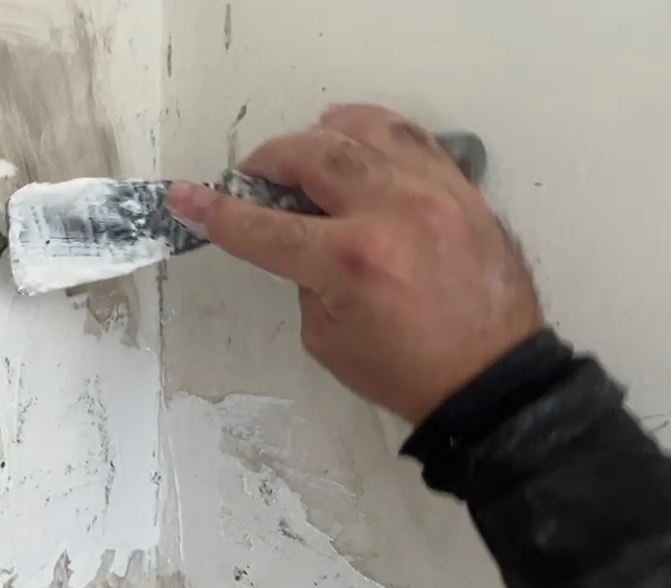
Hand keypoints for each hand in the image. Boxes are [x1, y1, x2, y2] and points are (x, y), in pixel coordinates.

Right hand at [167, 104, 542, 422]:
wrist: (484, 373)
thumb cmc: (398, 367)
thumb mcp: (323, 335)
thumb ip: (304, 277)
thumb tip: (299, 237)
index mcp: (348, 261)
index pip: (263, 227)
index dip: (215, 212)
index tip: (186, 197)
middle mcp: (390, 212)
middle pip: (314, 156)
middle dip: (270, 160)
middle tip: (254, 175)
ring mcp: (433, 192)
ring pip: (364, 131)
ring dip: (320, 135)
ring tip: (302, 151)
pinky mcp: (460, 188)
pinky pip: (411, 138)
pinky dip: (373, 132)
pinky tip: (353, 136)